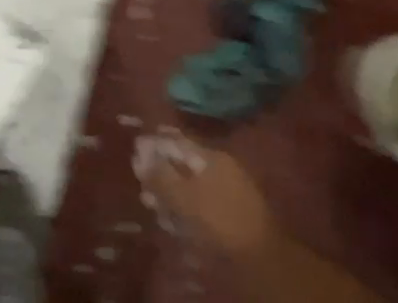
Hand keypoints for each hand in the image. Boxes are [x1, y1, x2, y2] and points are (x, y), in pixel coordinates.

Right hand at [134, 134, 273, 254]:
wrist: (261, 257)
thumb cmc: (218, 219)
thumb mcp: (182, 196)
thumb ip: (160, 173)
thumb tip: (140, 151)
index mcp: (211, 156)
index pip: (176, 141)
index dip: (154, 146)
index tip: (135, 156)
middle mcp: (222, 165)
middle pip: (184, 163)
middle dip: (162, 174)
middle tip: (145, 188)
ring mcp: (231, 187)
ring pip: (193, 184)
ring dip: (173, 193)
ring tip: (157, 208)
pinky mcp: (235, 209)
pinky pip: (204, 200)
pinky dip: (189, 207)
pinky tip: (178, 222)